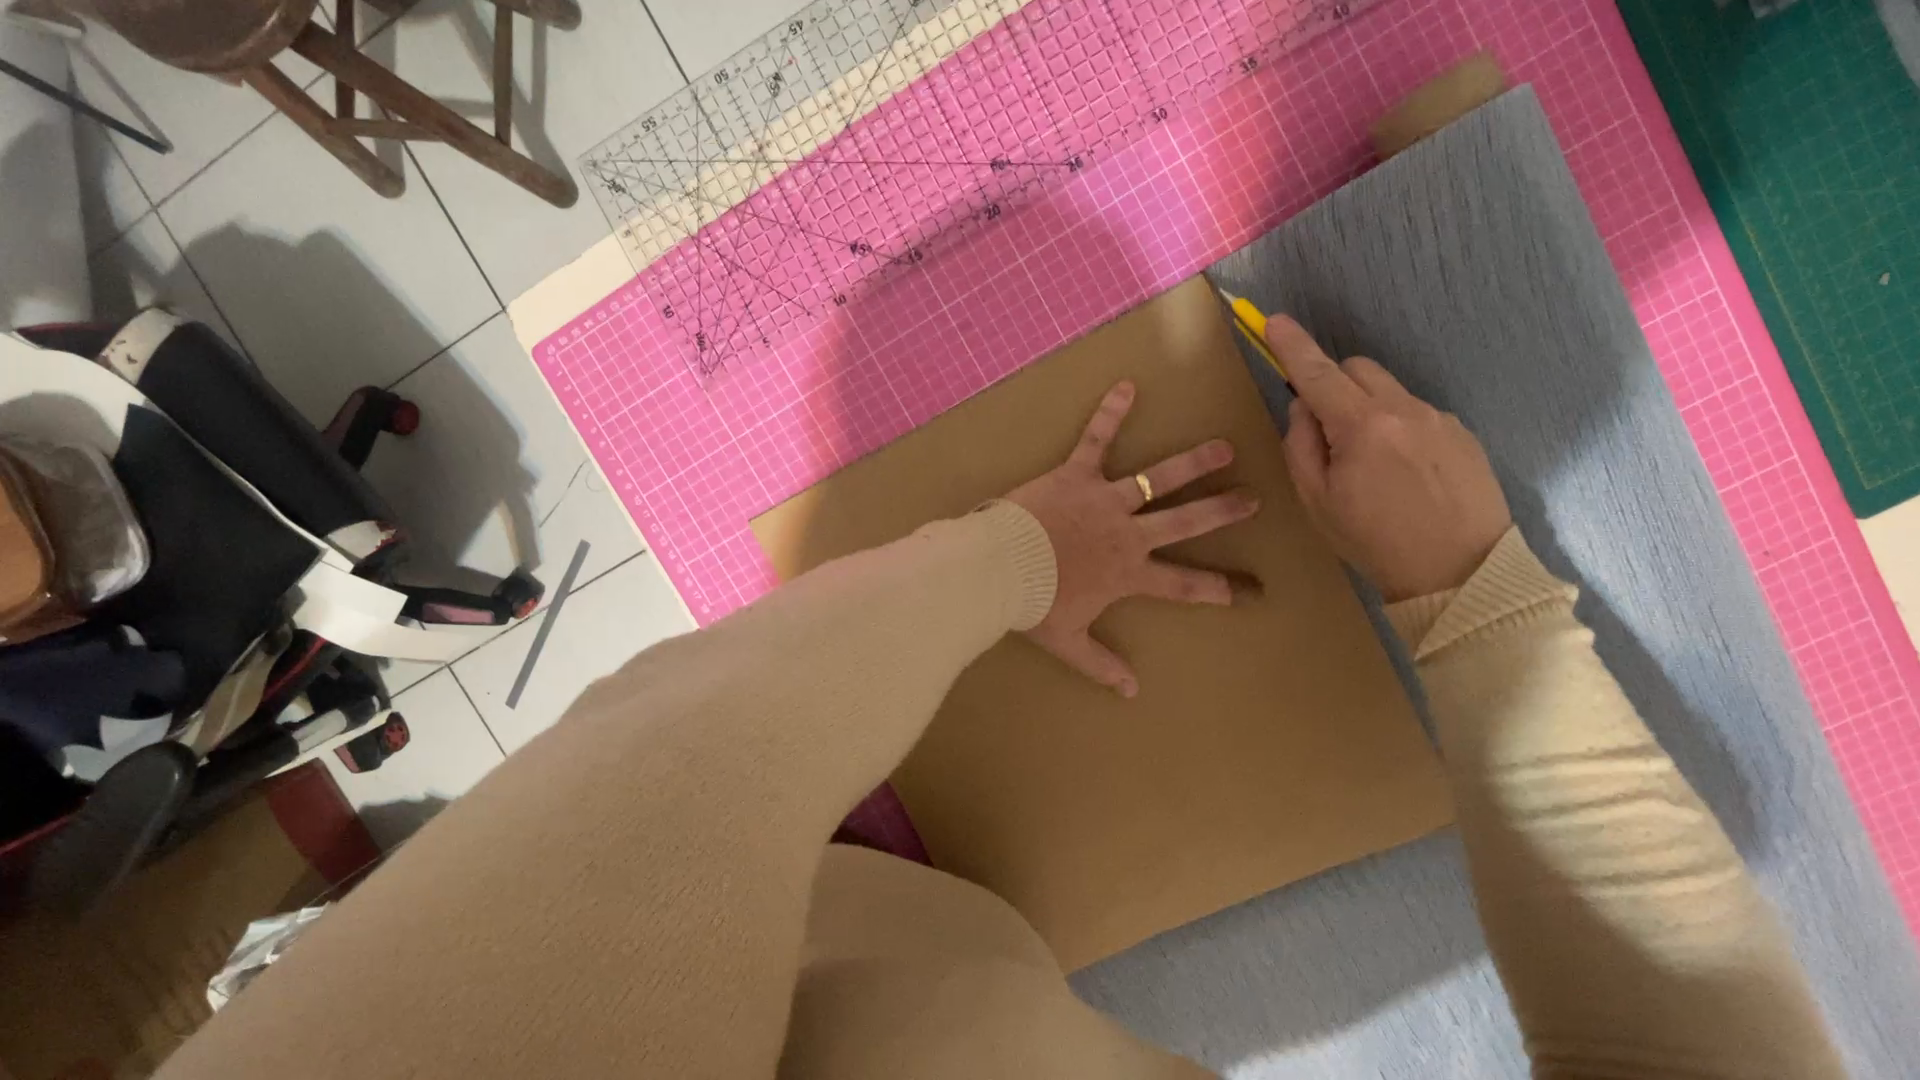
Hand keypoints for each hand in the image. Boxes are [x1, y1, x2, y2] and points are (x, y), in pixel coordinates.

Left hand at [1005, 381, 1259, 697]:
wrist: (999, 569)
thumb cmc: (1033, 605)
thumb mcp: (1068, 642)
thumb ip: (1102, 665)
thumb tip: (1131, 693)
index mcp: (1128, 573)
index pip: (1184, 585)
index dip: (1220, 588)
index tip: (1251, 591)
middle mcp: (1127, 533)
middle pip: (1184, 521)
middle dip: (1222, 511)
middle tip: (1252, 499)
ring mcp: (1104, 500)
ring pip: (1157, 478)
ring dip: (1191, 463)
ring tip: (1223, 448)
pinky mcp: (1076, 474)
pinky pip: (1095, 439)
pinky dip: (1110, 413)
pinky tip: (1127, 386)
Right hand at [1269, 316, 1510, 602]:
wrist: (1461, 572)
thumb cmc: (1375, 542)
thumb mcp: (1316, 501)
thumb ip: (1300, 444)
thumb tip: (1304, 407)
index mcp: (1362, 426)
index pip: (1318, 372)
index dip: (1292, 346)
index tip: (1273, 322)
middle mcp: (1404, 409)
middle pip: (1357, 368)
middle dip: (1332, 382)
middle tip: (1323, 426)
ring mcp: (1439, 418)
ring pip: (1388, 390)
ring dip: (1366, 408)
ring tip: (1371, 463)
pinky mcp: (1462, 433)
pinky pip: (1416, 413)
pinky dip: (1397, 427)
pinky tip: (1404, 473)